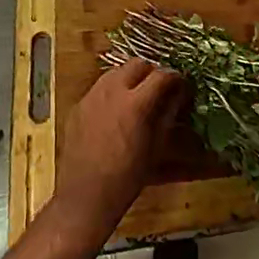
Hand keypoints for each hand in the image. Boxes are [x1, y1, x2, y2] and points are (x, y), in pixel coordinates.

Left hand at [54, 60, 183, 236]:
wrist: (87, 193)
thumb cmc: (127, 176)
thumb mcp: (155, 147)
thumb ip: (167, 115)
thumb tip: (178, 96)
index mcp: (135, 103)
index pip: (161, 75)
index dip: (175, 78)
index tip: (181, 85)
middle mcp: (111, 92)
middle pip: (136, 64)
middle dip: (151, 72)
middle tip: (159, 88)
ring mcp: (91, 97)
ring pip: (114, 72)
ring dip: (130, 78)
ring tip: (137, 96)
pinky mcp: (78, 106)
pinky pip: (98, 88)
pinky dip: (111, 91)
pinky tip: (115, 111)